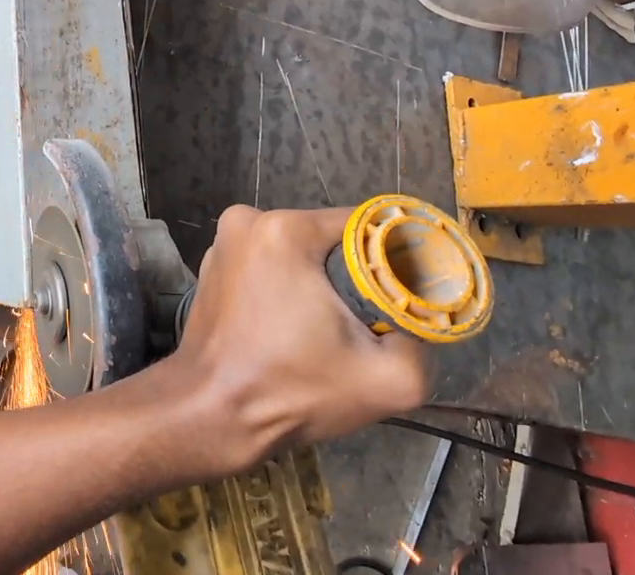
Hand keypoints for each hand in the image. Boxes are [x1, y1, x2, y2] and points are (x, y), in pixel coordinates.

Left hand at [161, 205, 427, 475]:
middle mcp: (246, 222)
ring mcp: (223, 244)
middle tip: (376, 317)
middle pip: (327, 239)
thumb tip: (420, 323)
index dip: (395, 256)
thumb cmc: (295, 388)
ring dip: (319, 282)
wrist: (214, 411)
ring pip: (296, 254)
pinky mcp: (212, 268)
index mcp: (284, 230)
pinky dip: (287, 287)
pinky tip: (299, 325)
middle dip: (355, 273)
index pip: (363, 226)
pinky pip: (267, 267)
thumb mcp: (391, 379)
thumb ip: (422, 340)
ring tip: (336, 326)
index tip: (411, 292)